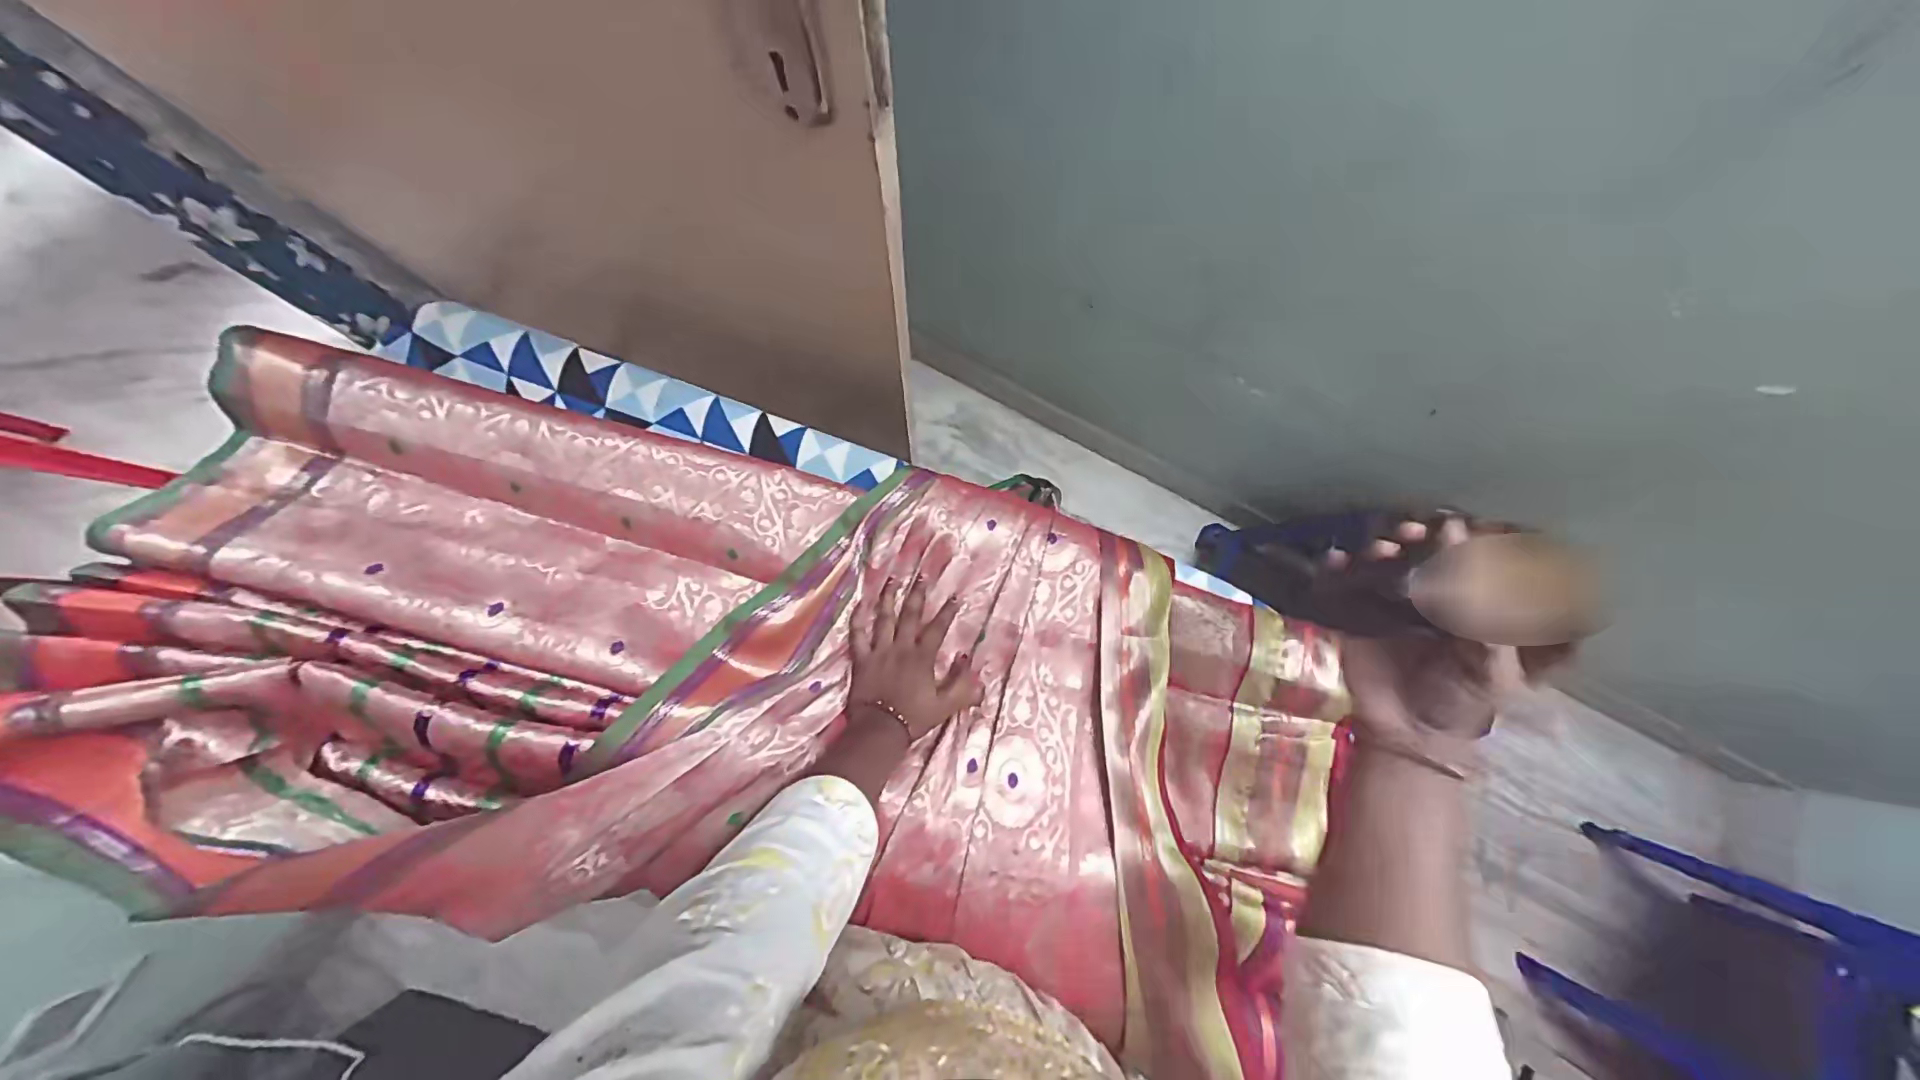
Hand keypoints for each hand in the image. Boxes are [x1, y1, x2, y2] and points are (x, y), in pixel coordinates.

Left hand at [850, 575, 984, 739]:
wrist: (880, 730)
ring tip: (893, 580)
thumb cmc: (914, 718)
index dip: (947, 612)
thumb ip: (961, 685)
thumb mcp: (945, 705)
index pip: (937, 629)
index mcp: (922, 658)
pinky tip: (860, 604)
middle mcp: (901, 648)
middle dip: (918, 594)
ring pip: (884, 619)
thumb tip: (969, 661)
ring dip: (889, 598)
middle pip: (910, 616)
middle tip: (921, 575)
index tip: (955, 596)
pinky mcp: (861, 659)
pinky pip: (857, 635)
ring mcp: (879, 651)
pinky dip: (858, 619)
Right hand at [1336, 517, 1570, 755]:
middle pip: (1430, 547)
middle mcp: (1436, 593)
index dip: (1477, 535)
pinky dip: (1336, 565)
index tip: (1469, 528)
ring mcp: (1393, 600)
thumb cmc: (1461, 702)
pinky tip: (1335, 560)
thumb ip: (1485, 617)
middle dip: (1424, 534)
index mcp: (1478, 604)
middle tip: (1415, 531)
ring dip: (1383, 544)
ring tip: (1381, 548)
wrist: (1406, 732)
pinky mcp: (1356, 610)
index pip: (1481, 554)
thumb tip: (1466, 564)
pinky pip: (1342, 579)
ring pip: (1388, 557)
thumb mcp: (1492, 665)